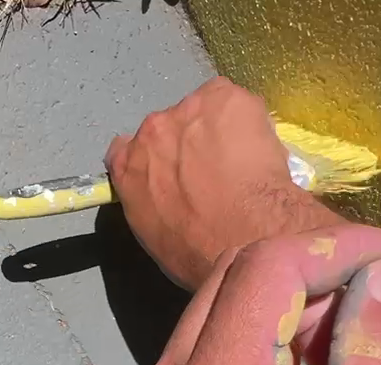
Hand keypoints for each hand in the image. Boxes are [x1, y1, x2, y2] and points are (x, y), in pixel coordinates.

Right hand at [106, 77, 345, 289]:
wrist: (242, 237)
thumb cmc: (195, 251)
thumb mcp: (153, 235)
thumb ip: (149, 201)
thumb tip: (165, 196)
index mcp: (128, 167)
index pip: (125, 149)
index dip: (150, 159)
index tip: (167, 171)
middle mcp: (151, 131)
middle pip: (168, 127)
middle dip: (187, 144)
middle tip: (211, 172)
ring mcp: (188, 109)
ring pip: (204, 112)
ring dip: (217, 131)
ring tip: (238, 163)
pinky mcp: (226, 97)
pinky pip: (235, 104)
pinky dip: (246, 121)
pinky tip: (255, 151)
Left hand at [117, 227, 380, 364]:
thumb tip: (380, 281)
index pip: (266, 267)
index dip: (338, 246)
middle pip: (228, 278)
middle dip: (306, 269)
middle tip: (365, 304)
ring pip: (205, 315)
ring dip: (273, 306)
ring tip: (330, 347)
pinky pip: (188, 357)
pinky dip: (239, 343)